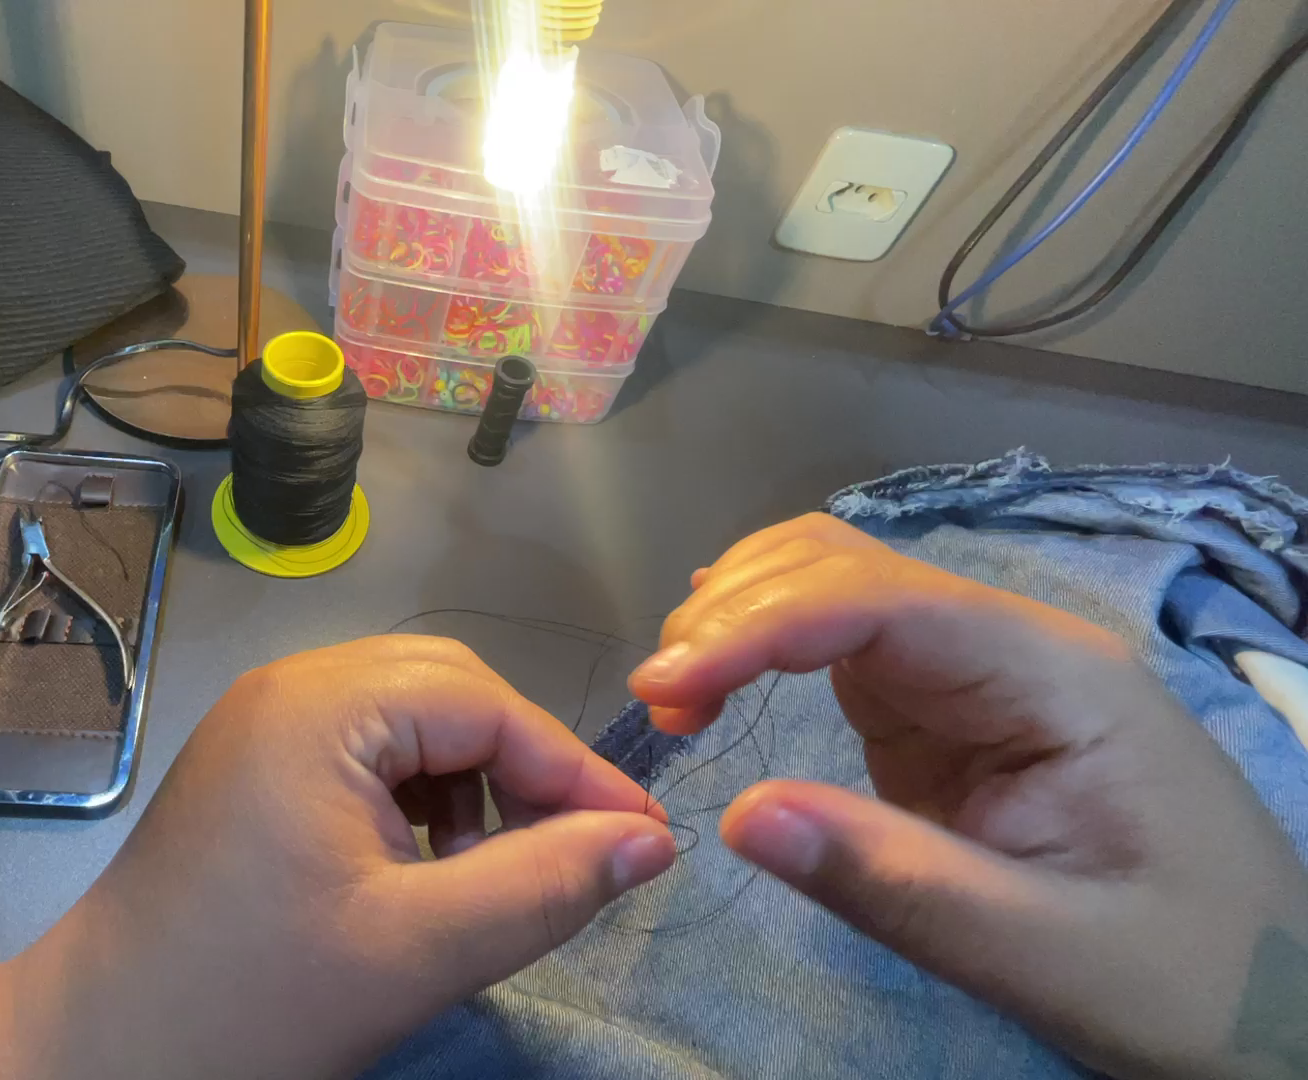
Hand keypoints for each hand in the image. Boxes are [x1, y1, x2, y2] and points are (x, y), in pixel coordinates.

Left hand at [0, 636, 676, 1079]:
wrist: (100, 1049)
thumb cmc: (249, 1002)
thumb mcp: (415, 951)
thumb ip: (543, 887)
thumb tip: (648, 841)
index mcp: (321, 705)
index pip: (483, 702)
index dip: (571, 767)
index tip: (642, 836)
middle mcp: (293, 683)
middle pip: (448, 688)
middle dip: (519, 760)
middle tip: (565, 844)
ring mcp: (270, 712)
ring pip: (412, 709)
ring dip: (469, 772)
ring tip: (481, 862)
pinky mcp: (261, 751)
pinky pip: (368, 739)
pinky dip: (418, 785)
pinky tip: (420, 853)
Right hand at [629, 513, 1307, 1079]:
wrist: (1274, 996)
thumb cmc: (1194, 978)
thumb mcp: (1056, 960)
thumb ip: (897, 884)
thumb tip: (737, 815)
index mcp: (1044, 672)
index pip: (870, 600)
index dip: (752, 629)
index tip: (663, 690)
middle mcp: (993, 637)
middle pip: (831, 559)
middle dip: (728, 611)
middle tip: (662, 697)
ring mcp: (956, 656)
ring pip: (815, 574)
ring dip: (729, 612)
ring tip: (677, 690)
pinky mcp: (923, 690)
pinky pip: (819, 625)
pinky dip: (748, 634)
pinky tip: (712, 663)